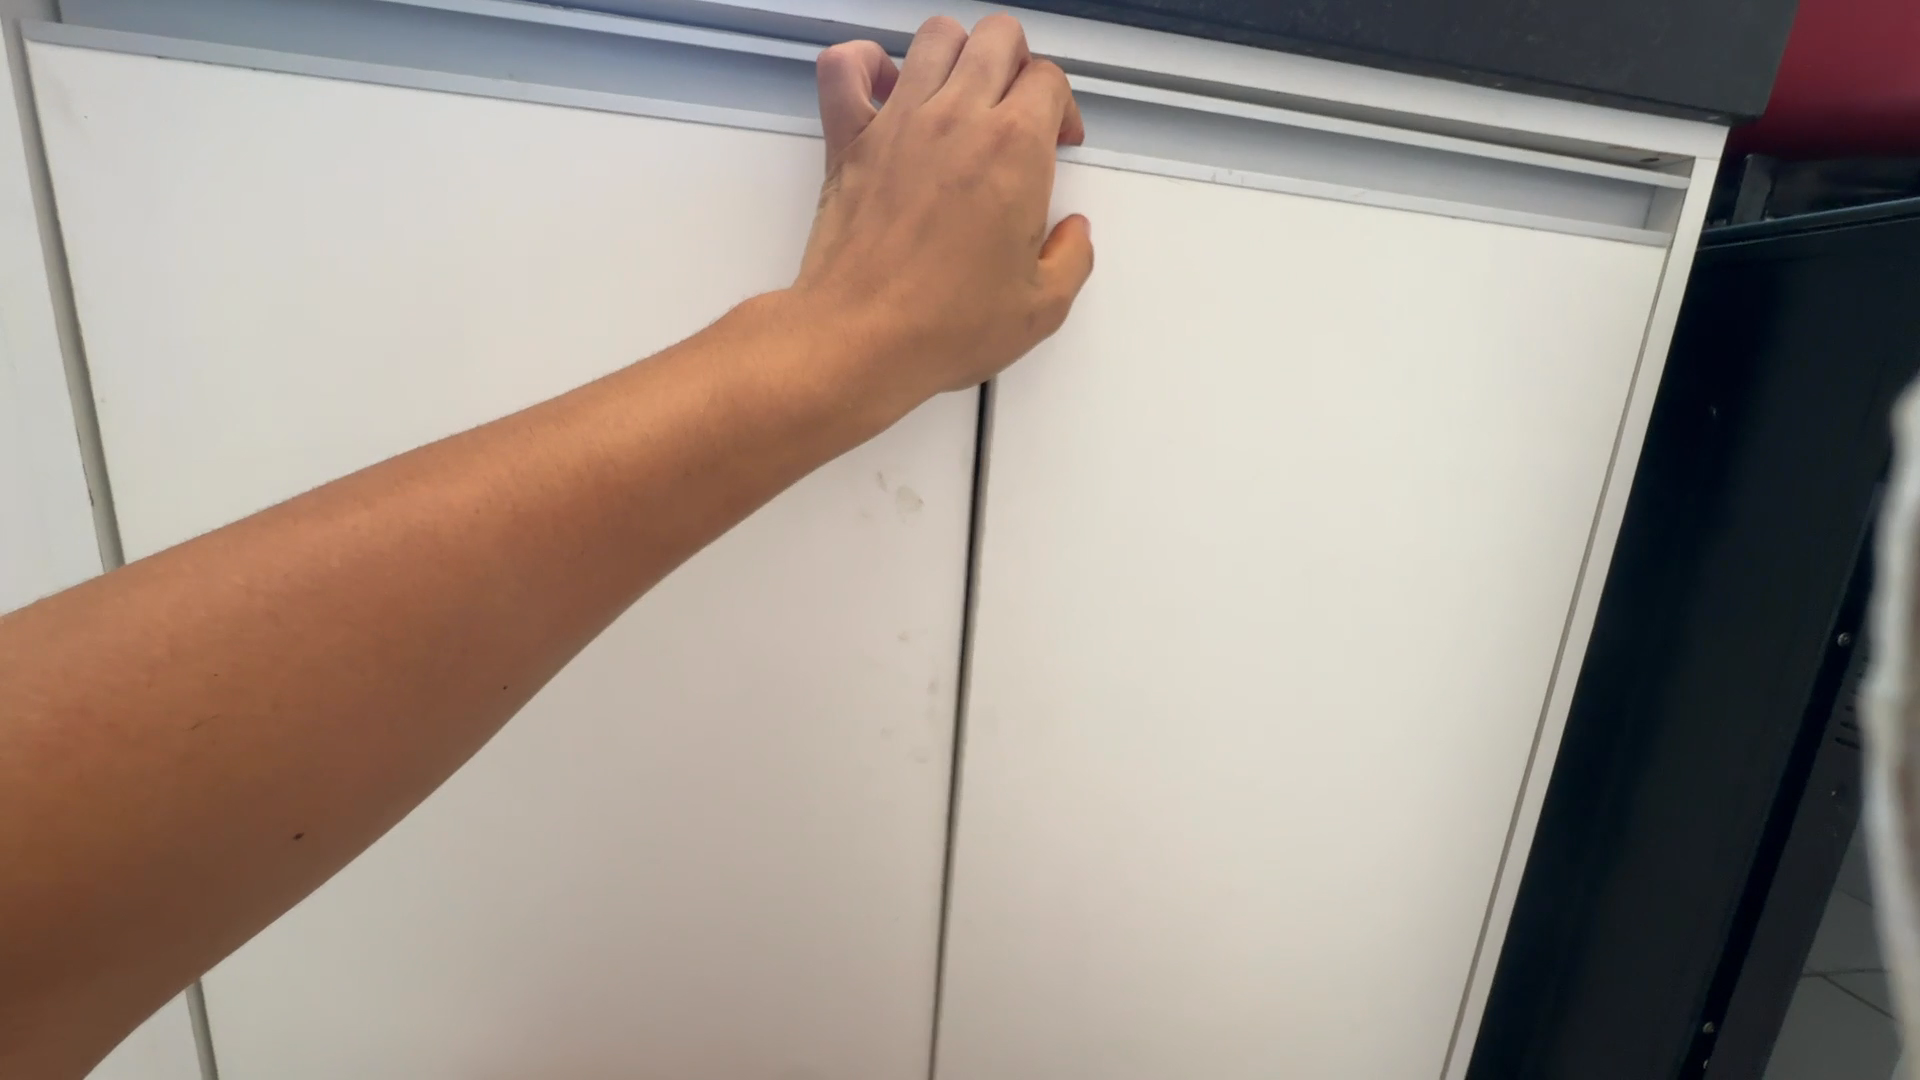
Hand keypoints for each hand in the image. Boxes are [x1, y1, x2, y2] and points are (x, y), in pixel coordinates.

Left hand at [792, 15, 1093, 413]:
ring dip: (958, 54)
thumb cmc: (948, 327)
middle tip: (1016, 112)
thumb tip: (1074, 232)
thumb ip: (1073, 258)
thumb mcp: (1041, 309)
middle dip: (1019, 65)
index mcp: (1015, 150)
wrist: (864, 340)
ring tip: (961, 98)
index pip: (1050, 81)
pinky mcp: (848, 141)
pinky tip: (884, 92)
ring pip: (935, 36)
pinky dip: (864, 64)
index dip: (1062, 108)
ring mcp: (898, 122)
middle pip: (999, 39)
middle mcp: (958, 118)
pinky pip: (845, 66)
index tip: (1059, 143)